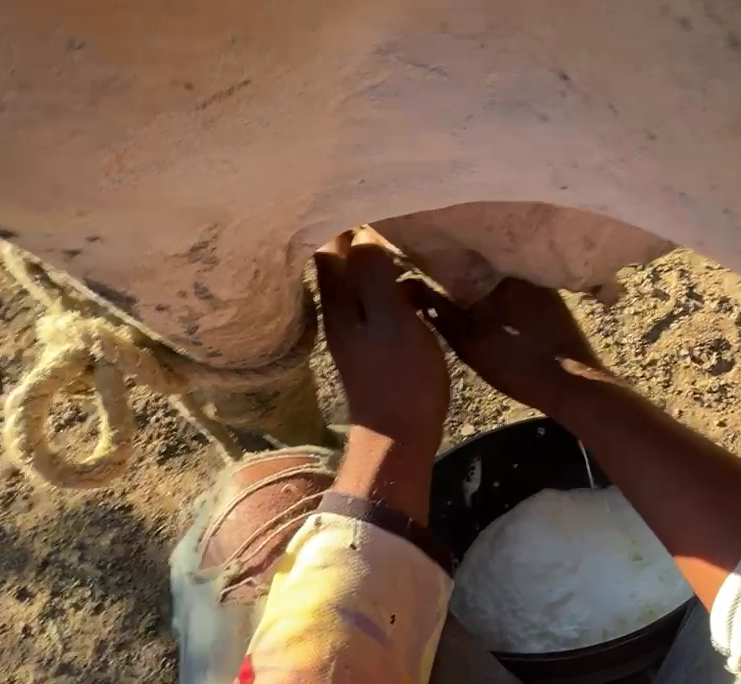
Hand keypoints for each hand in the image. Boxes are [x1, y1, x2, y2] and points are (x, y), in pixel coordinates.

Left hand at [314, 226, 449, 520]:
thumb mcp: (394, 322)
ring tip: (403, 237)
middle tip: (388, 207)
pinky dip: (386, 283)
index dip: (345, 213)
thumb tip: (363, 232)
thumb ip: (375, 275)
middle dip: (355, 230)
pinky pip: (373, 299)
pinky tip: (410, 283)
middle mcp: (338, 307)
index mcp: (339, 297)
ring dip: (373, 256)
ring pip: (356, 277)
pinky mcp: (371, 344)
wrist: (399, 436)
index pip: (330, 240)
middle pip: (338, 255)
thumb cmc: (401, 380)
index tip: (368, 189)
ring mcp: (353, 327)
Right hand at [403, 277, 607, 415]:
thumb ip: (438, 311)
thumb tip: (407, 285)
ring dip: (483, 282)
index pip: (460, 252)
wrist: (574, 386)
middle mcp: (523, 269)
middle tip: (433, 278)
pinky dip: (504, 295)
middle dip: (459, 268)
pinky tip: (492, 308)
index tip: (416, 263)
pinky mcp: (555, 303)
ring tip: (458, 292)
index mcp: (500, 269)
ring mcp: (542, 285)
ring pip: (501, 276)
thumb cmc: (519, 363)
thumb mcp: (469, 341)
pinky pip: (520, 290)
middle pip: (482, 262)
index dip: (436, 258)